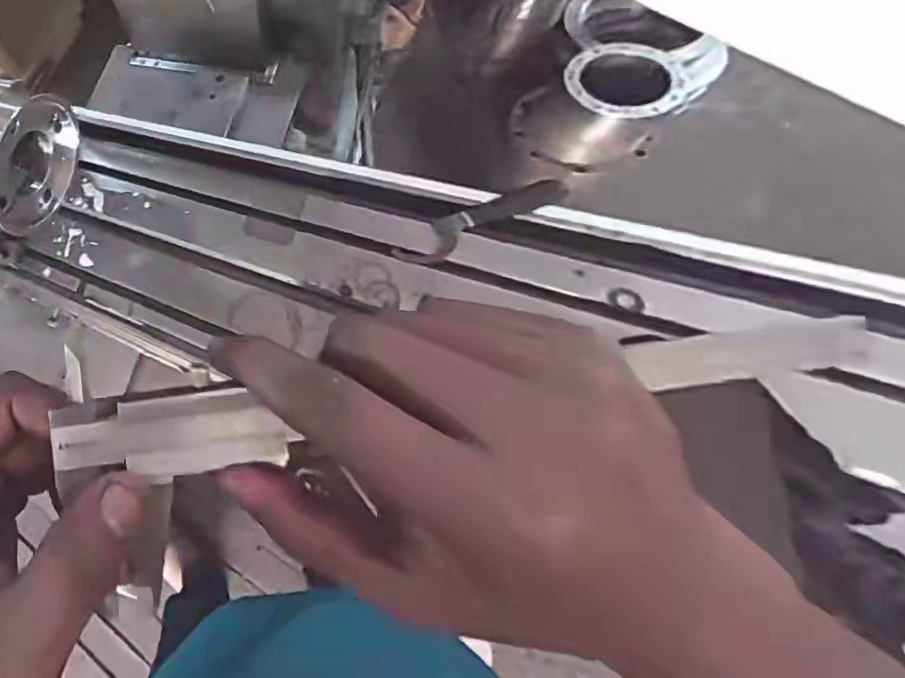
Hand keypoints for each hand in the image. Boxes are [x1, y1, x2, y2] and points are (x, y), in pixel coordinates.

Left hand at [0, 373, 148, 677]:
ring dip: (80, 475)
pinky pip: (33, 489)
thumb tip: (132, 485)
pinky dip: (70, 502)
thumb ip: (79, 556)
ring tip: (123, 502)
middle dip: (79, 448)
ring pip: (32, 457)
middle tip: (133, 474)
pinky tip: (100, 525)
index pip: (2, 404)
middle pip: (20, 427)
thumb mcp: (20, 631)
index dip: (60, 414)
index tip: (113, 444)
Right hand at [214, 302, 887, 675]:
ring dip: (385, 354)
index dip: (279, 374)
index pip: (350, 413)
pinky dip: (432, 341)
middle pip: (370, 343)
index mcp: (490, 507)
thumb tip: (231, 470)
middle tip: (350, 402)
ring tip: (417, 403)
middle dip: (335, 363)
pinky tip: (466, 388)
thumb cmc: (521, 595)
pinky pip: (455, 310)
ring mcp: (566, 369)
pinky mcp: (581, 337)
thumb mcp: (406, 590)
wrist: (673, 577)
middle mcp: (535, 428)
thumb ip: (309, 530)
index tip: (234, 351)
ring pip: (406, 318)